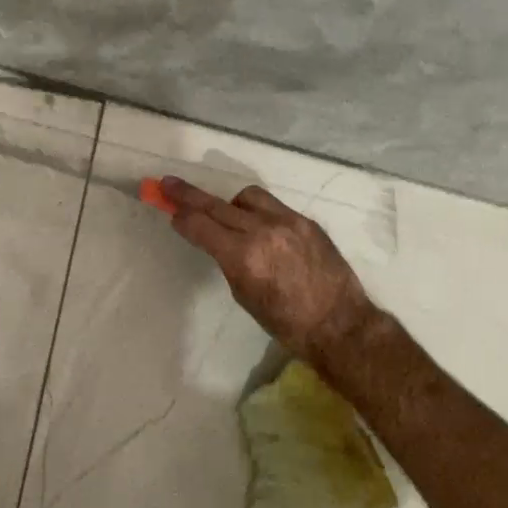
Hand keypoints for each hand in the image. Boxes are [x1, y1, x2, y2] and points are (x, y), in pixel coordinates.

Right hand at [159, 176, 384, 365]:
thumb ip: (229, 261)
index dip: (181, 217)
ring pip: (248, 197)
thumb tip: (218, 241)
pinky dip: (259, 213)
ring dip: (230, 204)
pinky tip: (260, 229)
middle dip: (189, 196)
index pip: (201, 226)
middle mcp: (263, 231)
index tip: (168, 210)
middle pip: (216, 205)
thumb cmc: (285, 322)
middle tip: (168, 184)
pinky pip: (273, 206)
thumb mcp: (244, 294)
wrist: (338, 323)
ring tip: (228, 217)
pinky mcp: (306, 221)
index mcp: (243, 256)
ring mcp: (288, 222)